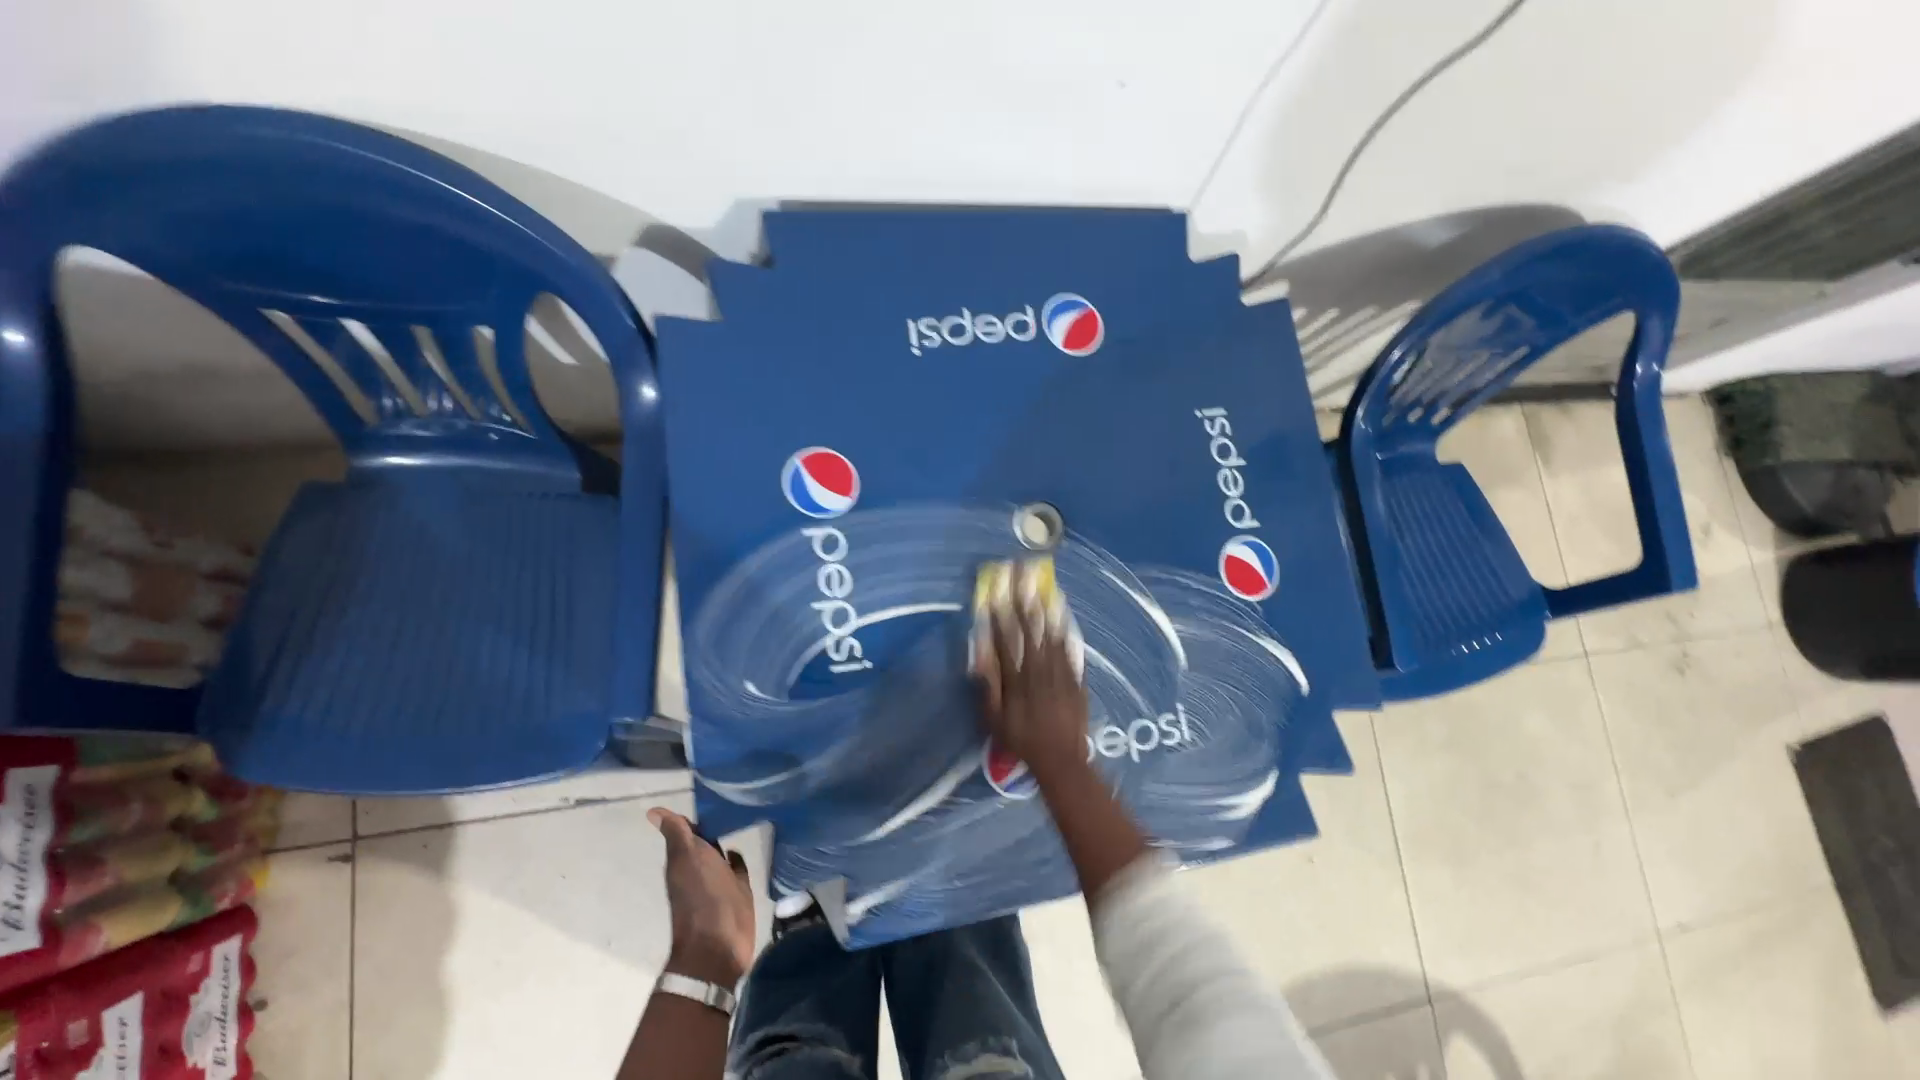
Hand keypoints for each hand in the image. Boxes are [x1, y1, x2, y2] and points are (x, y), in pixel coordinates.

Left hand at [648, 807, 755, 985]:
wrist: (719, 946)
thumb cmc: (703, 898)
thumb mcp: (688, 860)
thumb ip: (677, 834)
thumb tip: (653, 811)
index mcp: (685, 858)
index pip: (688, 828)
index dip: (696, 813)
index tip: (712, 791)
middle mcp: (700, 867)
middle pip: (704, 840)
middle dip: (712, 822)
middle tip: (731, 795)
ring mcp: (718, 881)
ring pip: (719, 853)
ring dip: (724, 839)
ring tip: (740, 815)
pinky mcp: (736, 892)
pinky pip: (736, 869)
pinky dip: (737, 858)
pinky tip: (742, 848)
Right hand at [971, 560, 1088, 779]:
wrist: (1061, 760)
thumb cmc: (1023, 742)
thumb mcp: (995, 721)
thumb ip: (988, 689)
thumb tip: (979, 659)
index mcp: (1016, 680)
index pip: (1005, 641)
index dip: (999, 618)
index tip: (994, 596)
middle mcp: (1039, 671)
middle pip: (1029, 632)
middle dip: (1023, 605)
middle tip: (1020, 582)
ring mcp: (1060, 674)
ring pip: (1052, 637)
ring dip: (1045, 612)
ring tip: (1042, 590)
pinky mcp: (1077, 680)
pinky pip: (1070, 651)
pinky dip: (1066, 633)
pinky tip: (1063, 619)